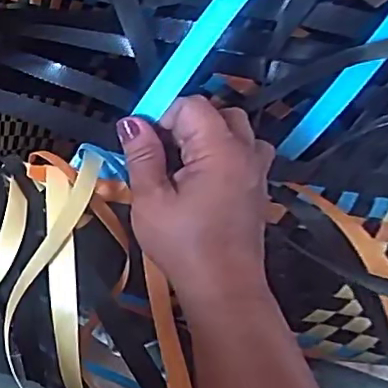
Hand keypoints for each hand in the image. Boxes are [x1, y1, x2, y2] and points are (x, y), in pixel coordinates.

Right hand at [117, 97, 275, 304]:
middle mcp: (246, 152)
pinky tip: (193, 178)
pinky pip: (240, 150)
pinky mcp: (255, 184)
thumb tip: (131, 123)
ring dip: (201, 137)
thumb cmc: (183, 244)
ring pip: (231, 129)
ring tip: (173, 164)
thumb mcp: (150, 198)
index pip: (191, 105)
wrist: (221, 282)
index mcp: (220, 151)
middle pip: (216, 112)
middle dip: (182, 123)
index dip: (160, 115)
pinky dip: (216, 153)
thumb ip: (142, 155)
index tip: (138, 140)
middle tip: (153, 152)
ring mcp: (256, 168)